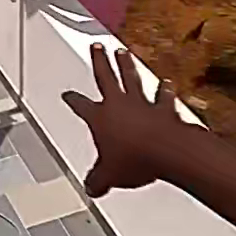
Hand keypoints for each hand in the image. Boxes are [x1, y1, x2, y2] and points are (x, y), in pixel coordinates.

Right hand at [61, 44, 193, 197]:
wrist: (167, 152)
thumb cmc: (135, 159)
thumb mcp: (109, 175)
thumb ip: (99, 180)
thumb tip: (91, 188)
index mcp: (100, 118)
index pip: (81, 105)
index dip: (73, 99)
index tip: (68, 94)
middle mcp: (119, 104)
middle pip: (105, 77)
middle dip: (99, 61)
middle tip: (96, 47)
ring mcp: (141, 103)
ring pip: (131, 78)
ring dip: (126, 65)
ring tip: (122, 52)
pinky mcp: (163, 109)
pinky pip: (162, 96)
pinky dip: (165, 90)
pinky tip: (167, 82)